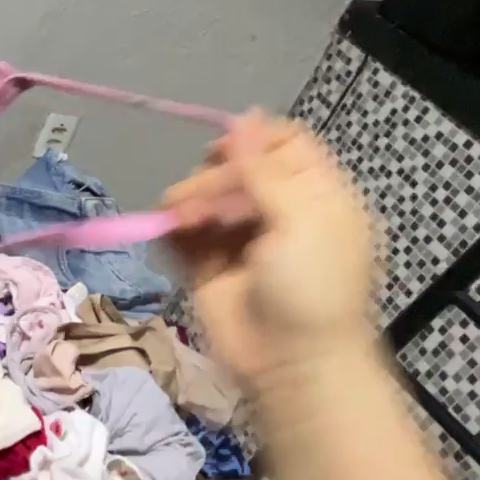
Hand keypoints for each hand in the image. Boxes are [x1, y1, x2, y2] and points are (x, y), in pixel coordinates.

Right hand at [161, 113, 378, 387]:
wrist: (289, 363)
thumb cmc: (311, 289)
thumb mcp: (302, 221)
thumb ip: (266, 170)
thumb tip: (243, 116)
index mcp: (313, 196)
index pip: (280, 146)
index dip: (250, 142)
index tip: (221, 153)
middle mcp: (275, 212)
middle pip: (233, 170)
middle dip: (211, 181)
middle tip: (198, 204)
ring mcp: (237, 239)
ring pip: (200, 199)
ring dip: (185, 204)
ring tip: (178, 223)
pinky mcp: (204, 265)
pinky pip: (179, 234)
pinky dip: (169, 230)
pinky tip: (166, 234)